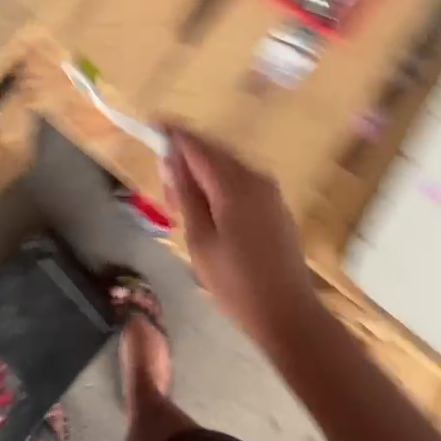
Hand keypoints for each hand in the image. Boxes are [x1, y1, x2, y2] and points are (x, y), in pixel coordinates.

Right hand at [159, 124, 320, 346]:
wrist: (289, 315)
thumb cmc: (236, 284)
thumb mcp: (199, 240)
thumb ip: (184, 194)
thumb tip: (170, 159)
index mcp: (233, 185)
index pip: (196, 145)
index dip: (172, 133)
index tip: (151, 125)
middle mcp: (254, 177)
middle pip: (212, 151)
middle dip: (186, 158)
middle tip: (166, 192)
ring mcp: (269, 190)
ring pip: (227, 165)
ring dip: (202, 173)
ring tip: (184, 206)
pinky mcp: (276, 204)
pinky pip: (241, 179)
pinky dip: (220, 183)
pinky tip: (211, 211)